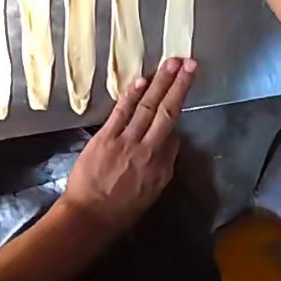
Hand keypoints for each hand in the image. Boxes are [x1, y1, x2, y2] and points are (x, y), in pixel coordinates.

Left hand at [59, 58, 198, 235]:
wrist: (89, 217)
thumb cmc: (119, 210)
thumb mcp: (151, 193)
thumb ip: (162, 166)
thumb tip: (169, 142)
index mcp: (162, 168)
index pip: (174, 135)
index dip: (177, 113)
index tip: (183, 87)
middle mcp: (149, 151)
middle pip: (168, 113)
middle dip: (180, 86)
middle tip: (191, 64)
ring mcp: (127, 143)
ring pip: (148, 107)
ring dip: (161, 82)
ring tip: (172, 62)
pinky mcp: (106, 139)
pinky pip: (122, 113)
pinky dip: (132, 95)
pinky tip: (143, 80)